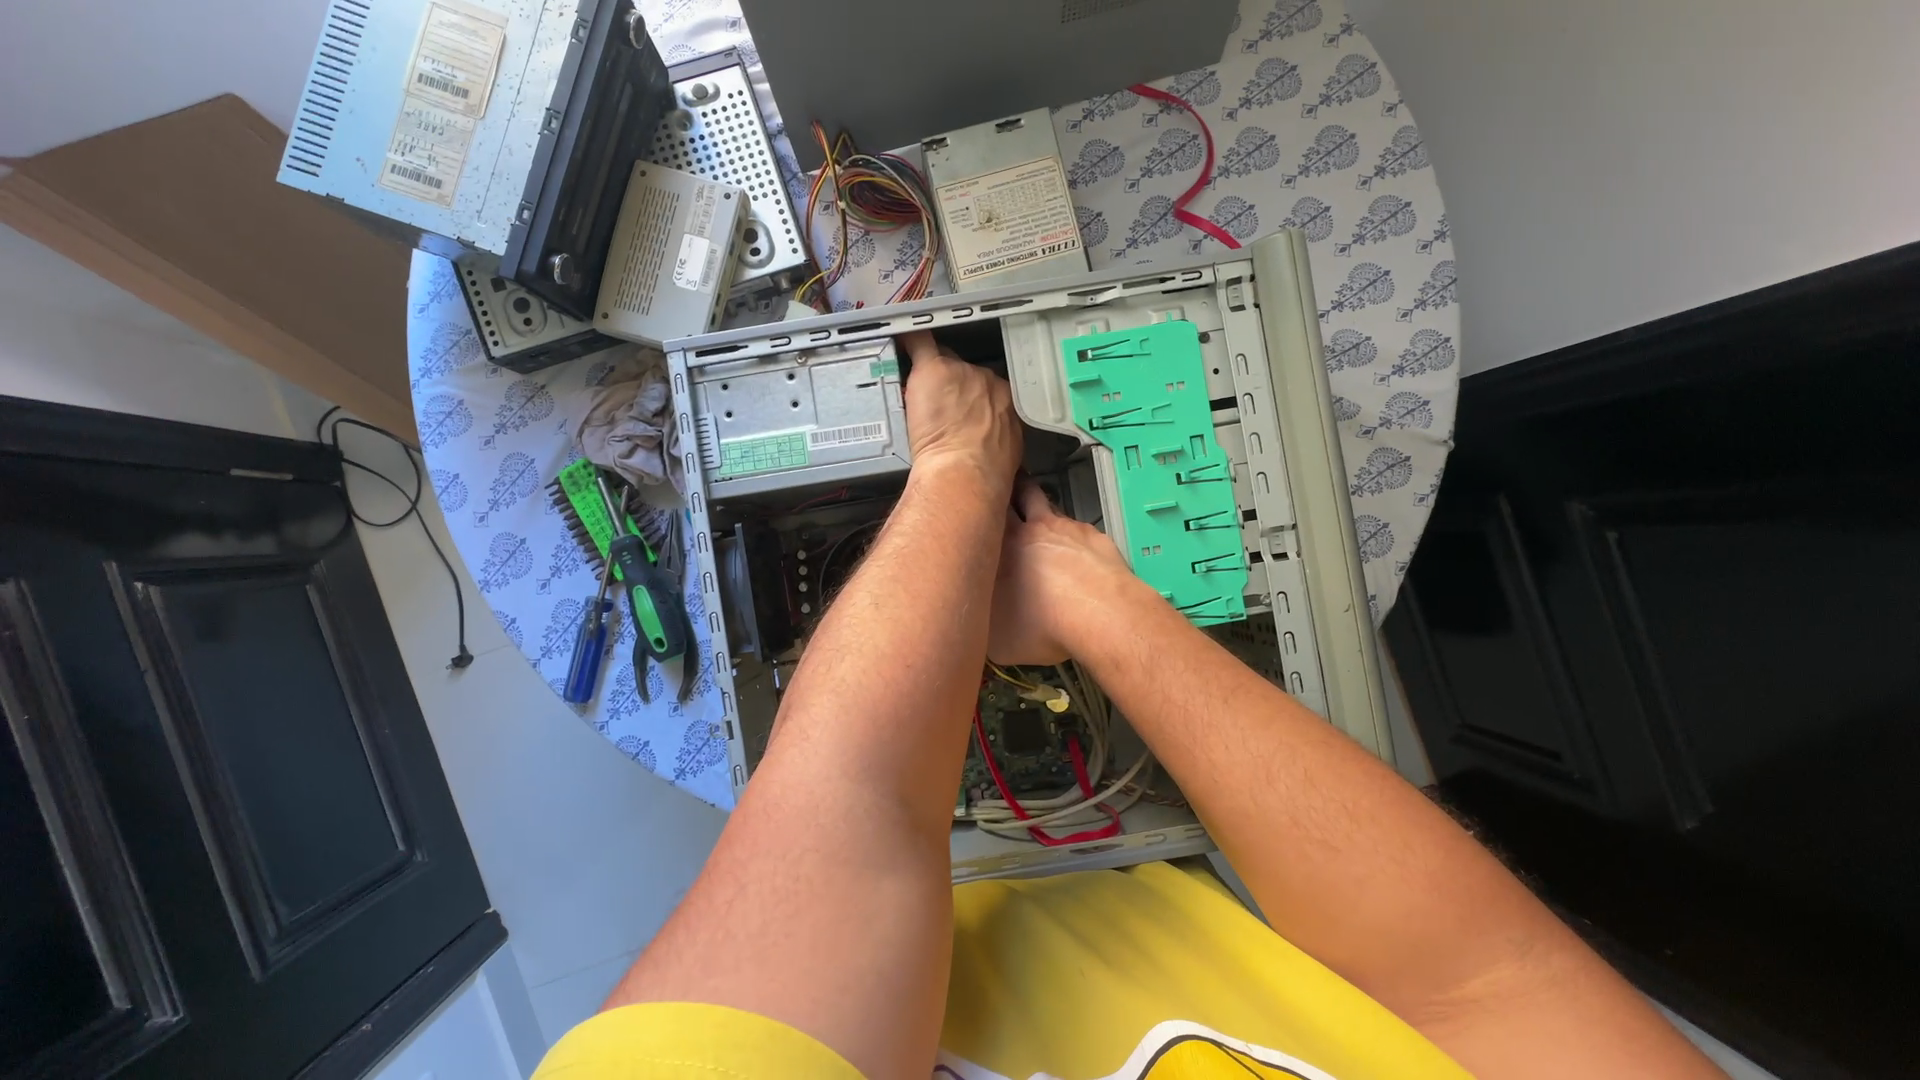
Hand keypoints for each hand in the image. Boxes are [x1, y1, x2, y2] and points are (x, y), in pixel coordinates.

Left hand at [897, 331, 1020, 484]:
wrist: (967, 470)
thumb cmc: (985, 471)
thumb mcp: (1004, 452)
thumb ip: (995, 435)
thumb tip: (987, 441)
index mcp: (1007, 400)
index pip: (986, 388)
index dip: (971, 397)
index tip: (963, 409)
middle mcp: (986, 380)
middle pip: (964, 373)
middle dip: (952, 387)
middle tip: (940, 410)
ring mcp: (961, 372)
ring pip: (942, 365)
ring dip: (933, 379)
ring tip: (921, 401)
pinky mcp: (935, 369)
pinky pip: (920, 344)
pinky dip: (910, 341)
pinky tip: (901, 337)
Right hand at [989, 480, 1143, 665]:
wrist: (1102, 618)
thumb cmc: (1040, 626)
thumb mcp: (996, 639)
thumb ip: (982, 620)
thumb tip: (979, 618)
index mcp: (1004, 544)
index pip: (990, 508)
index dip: (985, 501)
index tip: (979, 501)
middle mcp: (1036, 527)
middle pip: (1024, 491)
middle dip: (1015, 488)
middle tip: (1008, 493)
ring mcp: (1071, 529)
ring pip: (1054, 509)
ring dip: (1046, 516)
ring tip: (1044, 532)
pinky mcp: (1099, 540)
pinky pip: (1081, 533)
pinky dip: (1076, 541)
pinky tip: (1079, 561)